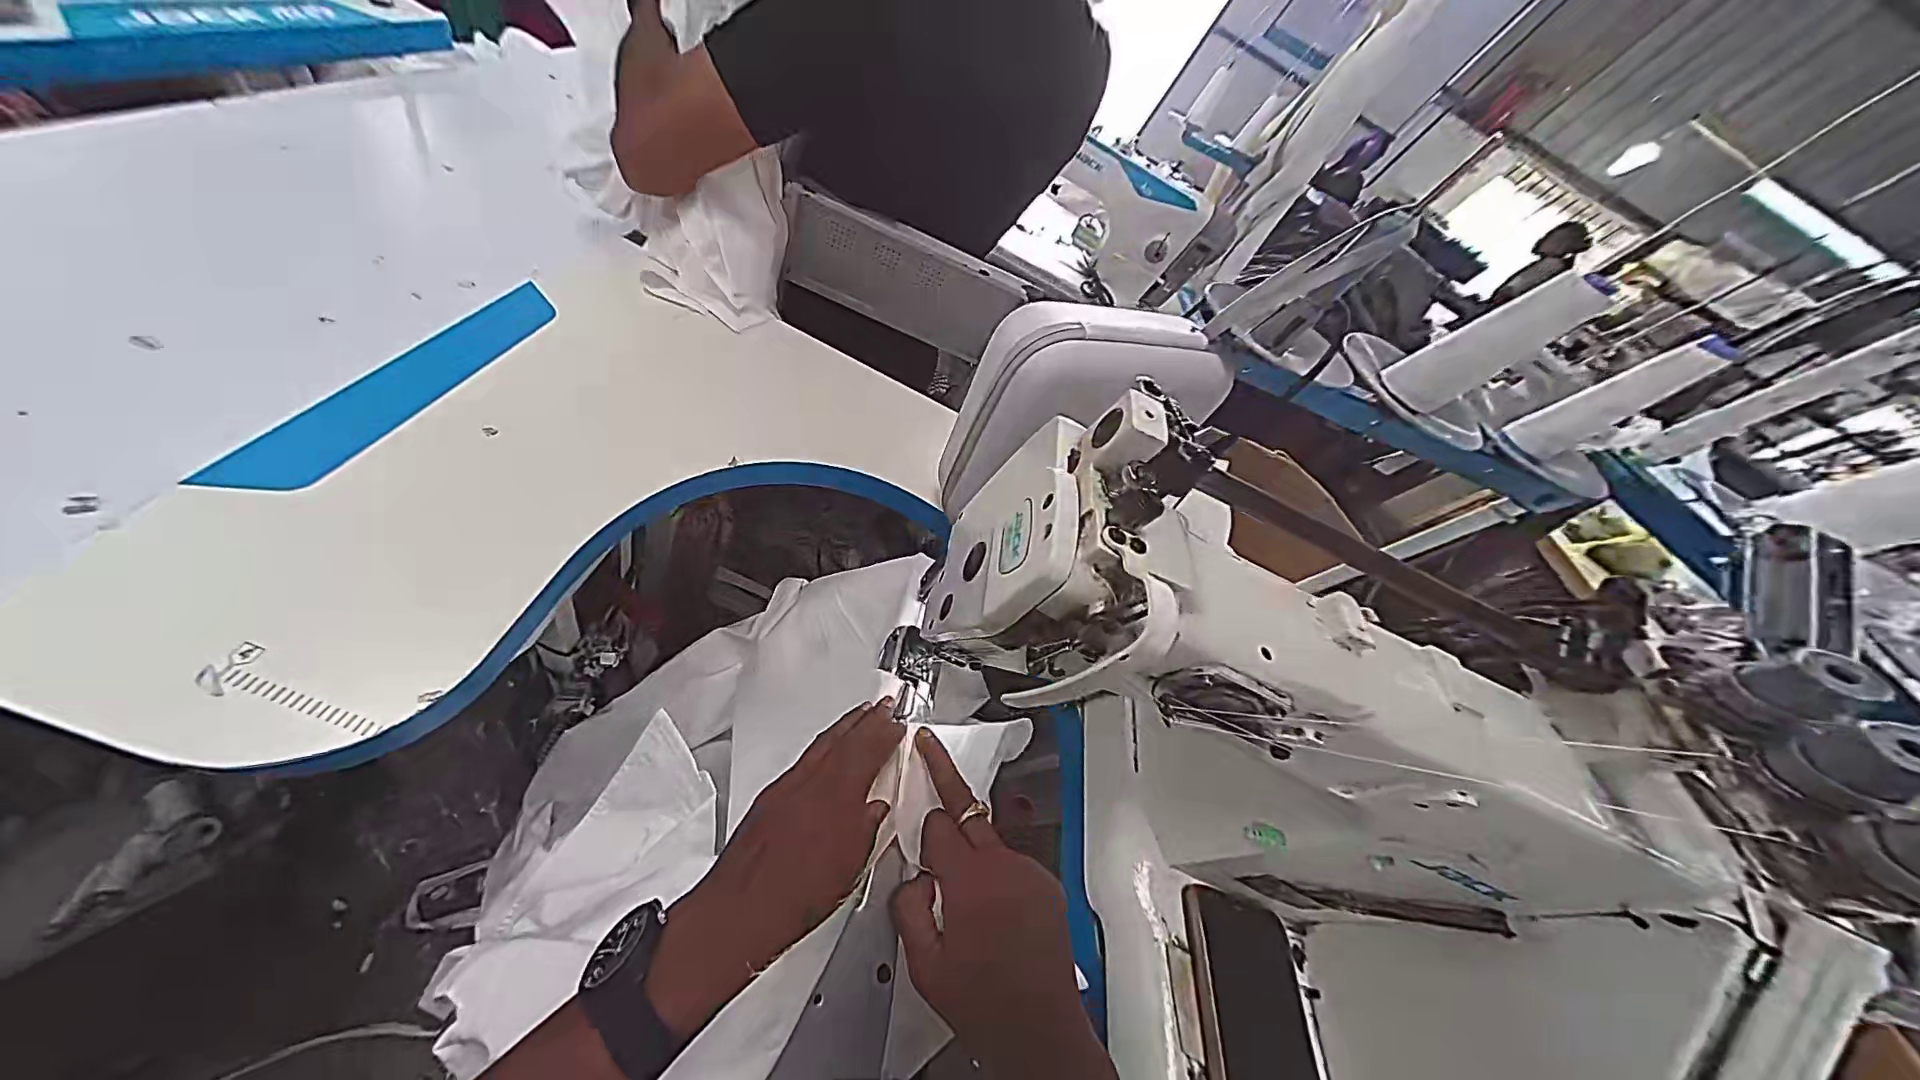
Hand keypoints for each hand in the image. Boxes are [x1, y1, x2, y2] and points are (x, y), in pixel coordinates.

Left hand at [644, 699, 904, 1039]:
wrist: (738, 912)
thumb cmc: (792, 899)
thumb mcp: (850, 867)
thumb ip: (867, 828)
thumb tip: (876, 810)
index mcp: (837, 799)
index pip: (867, 752)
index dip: (886, 734)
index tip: (897, 725)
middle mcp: (810, 785)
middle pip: (844, 739)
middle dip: (867, 720)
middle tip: (883, 706)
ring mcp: (786, 788)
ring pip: (821, 745)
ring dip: (844, 727)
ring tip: (859, 717)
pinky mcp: (769, 797)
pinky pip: (803, 758)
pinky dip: (821, 745)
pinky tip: (825, 748)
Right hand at [891, 729, 1116, 1079]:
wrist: (1040, 1033)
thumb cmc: (984, 1005)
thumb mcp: (924, 963)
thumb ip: (909, 906)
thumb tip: (913, 877)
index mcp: (970, 882)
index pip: (938, 824)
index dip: (921, 821)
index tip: (913, 782)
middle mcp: (1005, 867)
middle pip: (968, 806)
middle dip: (944, 778)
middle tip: (930, 747)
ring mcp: (1030, 873)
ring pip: (989, 837)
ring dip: (971, 846)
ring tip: (962, 886)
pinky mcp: (1046, 883)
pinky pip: (1011, 861)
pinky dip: (995, 870)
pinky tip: (990, 907)